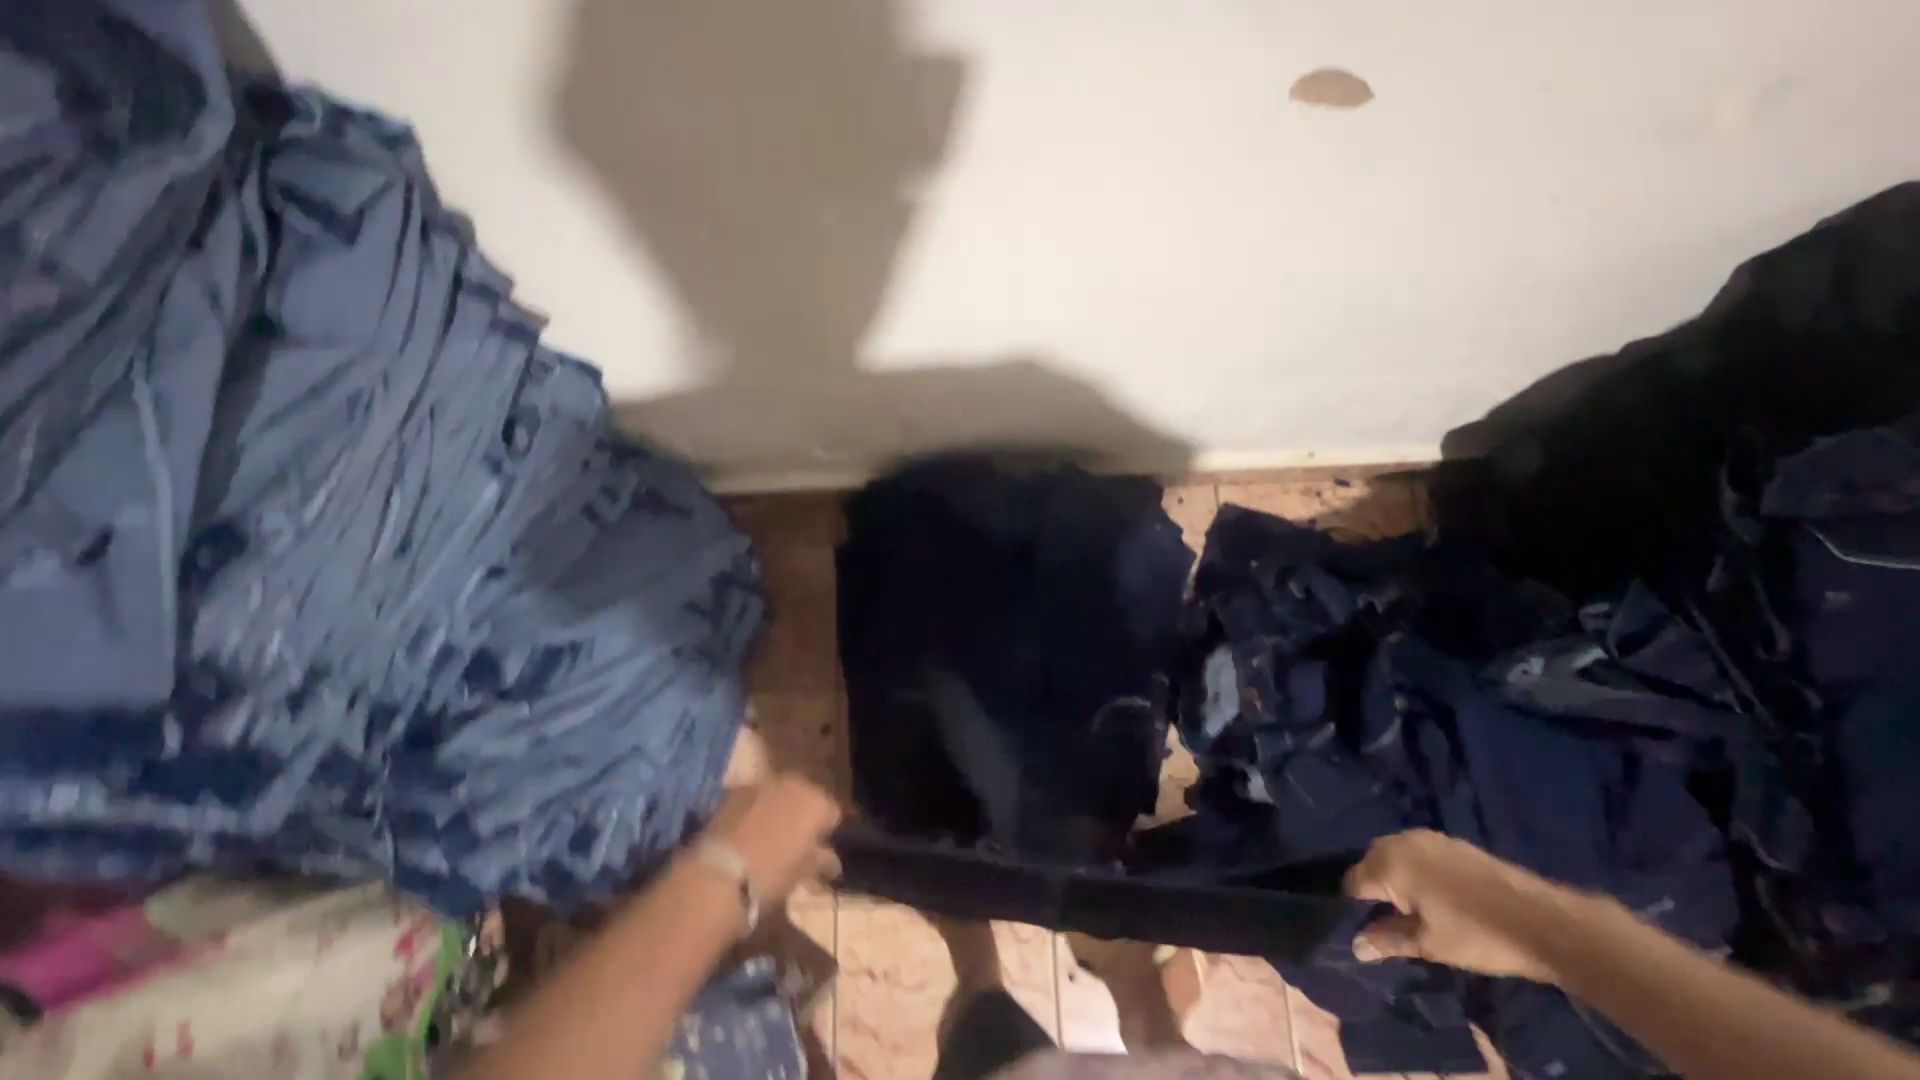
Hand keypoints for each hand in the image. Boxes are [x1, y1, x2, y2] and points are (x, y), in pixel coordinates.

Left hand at [700, 774, 842, 900]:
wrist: (719, 873)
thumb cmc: (772, 876)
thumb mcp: (802, 872)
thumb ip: (820, 860)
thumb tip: (830, 861)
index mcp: (818, 803)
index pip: (832, 813)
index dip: (825, 832)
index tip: (817, 849)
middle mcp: (794, 785)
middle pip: (805, 797)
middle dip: (802, 814)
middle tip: (794, 841)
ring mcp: (763, 784)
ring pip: (779, 794)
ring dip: (778, 809)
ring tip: (767, 835)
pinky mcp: (735, 791)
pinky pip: (754, 798)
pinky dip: (754, 810)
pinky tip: (746, 832)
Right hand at [1343, 829, 1584, 982]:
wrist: (1544, 921)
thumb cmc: (1477, 935)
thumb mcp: (1428, 944)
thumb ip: (1387, 940)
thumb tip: (1355, 946)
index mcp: (1388, 863)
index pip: (1352, 882)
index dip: (1351, 907)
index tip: (1360, 929)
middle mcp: (1402, 842)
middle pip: (1370, 862)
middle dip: (1372, 888)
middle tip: (1385, 922)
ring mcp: (1430, 838)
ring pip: (1394, 854)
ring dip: (1394, 877)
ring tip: (1409, 910)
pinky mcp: (1454, 842)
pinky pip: (1418, 852)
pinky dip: (1416, 870)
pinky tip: (1433, 896)